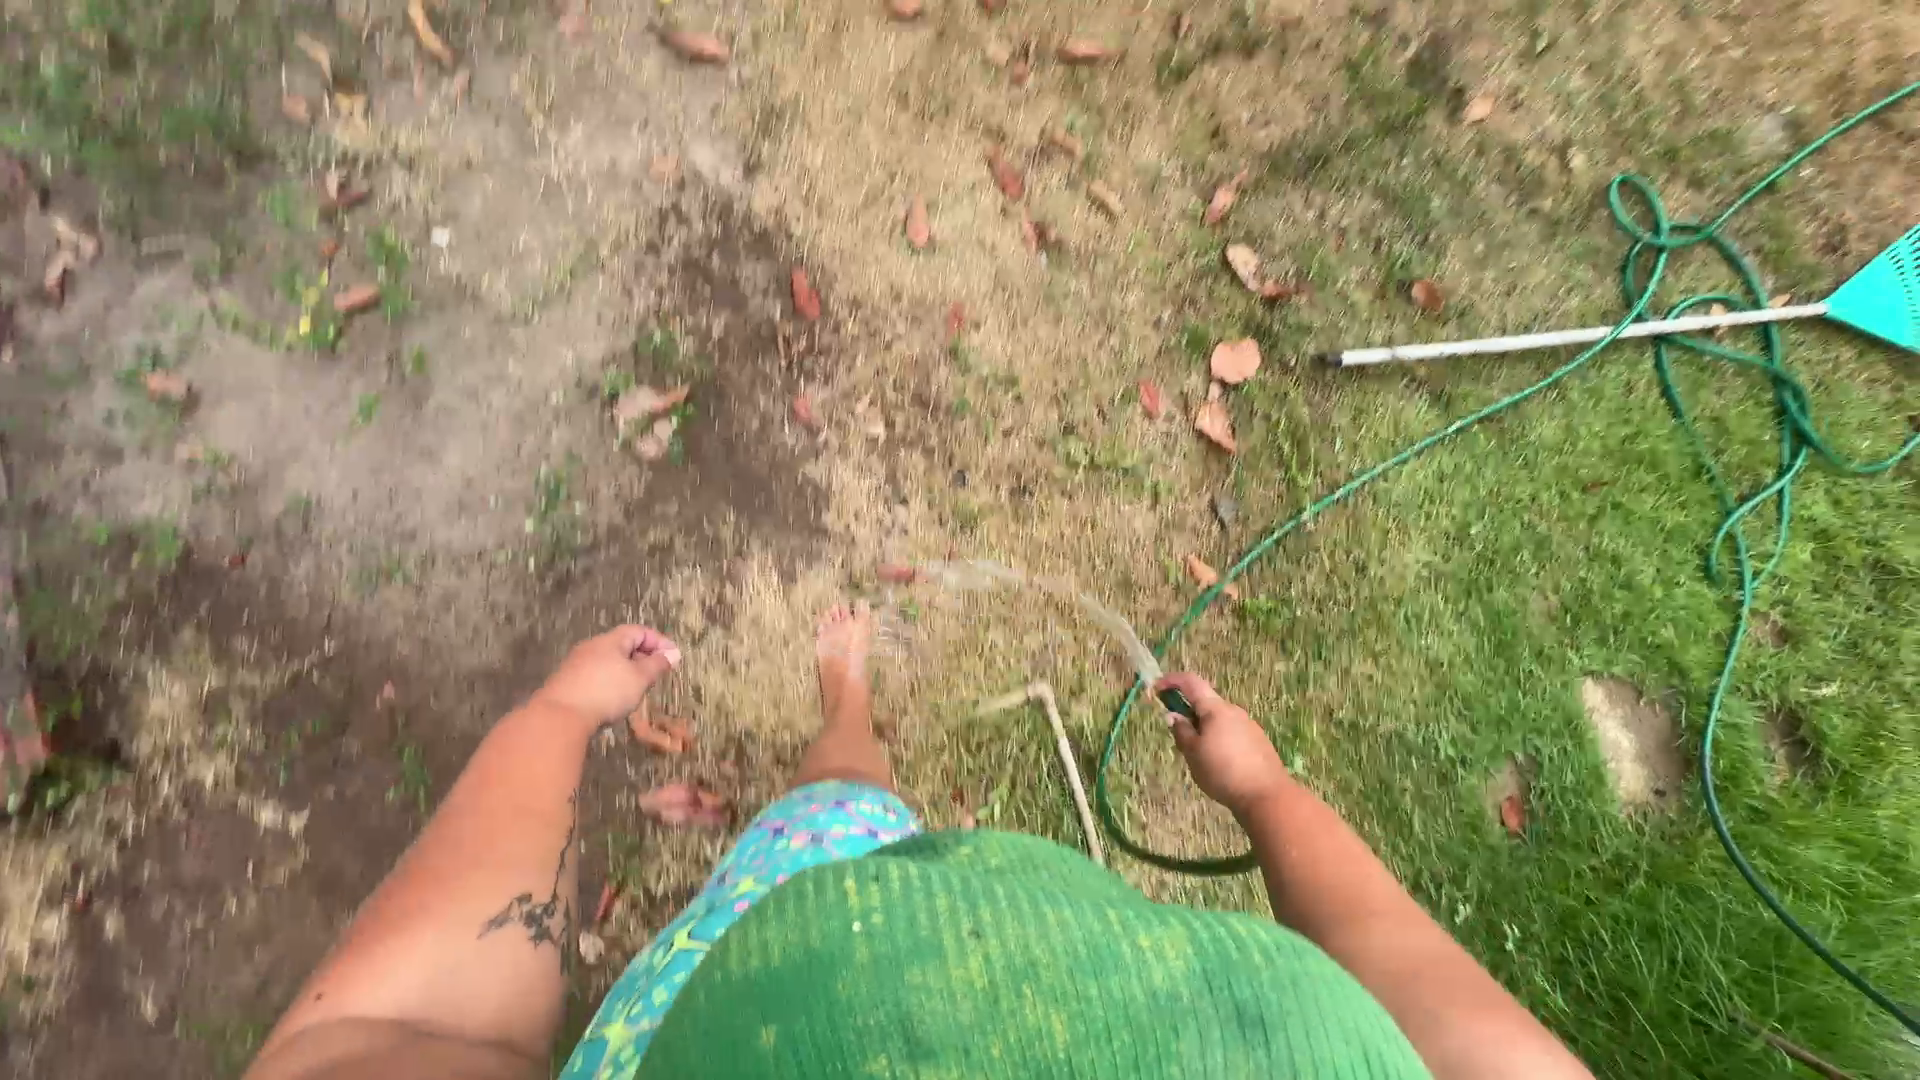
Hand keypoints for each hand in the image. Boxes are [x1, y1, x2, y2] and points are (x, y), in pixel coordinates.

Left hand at [532, 625, 681, 726]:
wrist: (559, 717)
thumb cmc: (606, 692)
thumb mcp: (639, 678)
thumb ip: (657, 664)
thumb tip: (672, 654)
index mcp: (610, 641)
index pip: (639, 631)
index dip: (659, 641)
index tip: (673, 657)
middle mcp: (591, 647)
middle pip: (622, 645)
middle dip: (643, 657)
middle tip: (657, 673)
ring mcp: (576, 665)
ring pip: (609, 662)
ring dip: (627, 671)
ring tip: (638, 688)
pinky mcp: (567, 683)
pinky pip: (596, 676)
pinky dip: (611, 682)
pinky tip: (614, 700)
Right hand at [1156, 672, 1288, 817]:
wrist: (1267, 795)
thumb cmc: (1222, 772)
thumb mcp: (1193, 753)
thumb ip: (1181, 731)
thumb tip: (1174, 715)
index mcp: (1215, 709)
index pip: (1191, 682)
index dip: (1171, 681)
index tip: (1156, 690)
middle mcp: (1234, 711)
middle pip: (1206, 703)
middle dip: (1188, 714)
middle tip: (1180, 739)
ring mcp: (1249, 725)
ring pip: (1219, 719)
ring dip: (1204, 728)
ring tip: (1201, 758)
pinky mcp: (1258, 741)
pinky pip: (1232, 731)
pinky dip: (1219, 739)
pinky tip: (1221, 764)